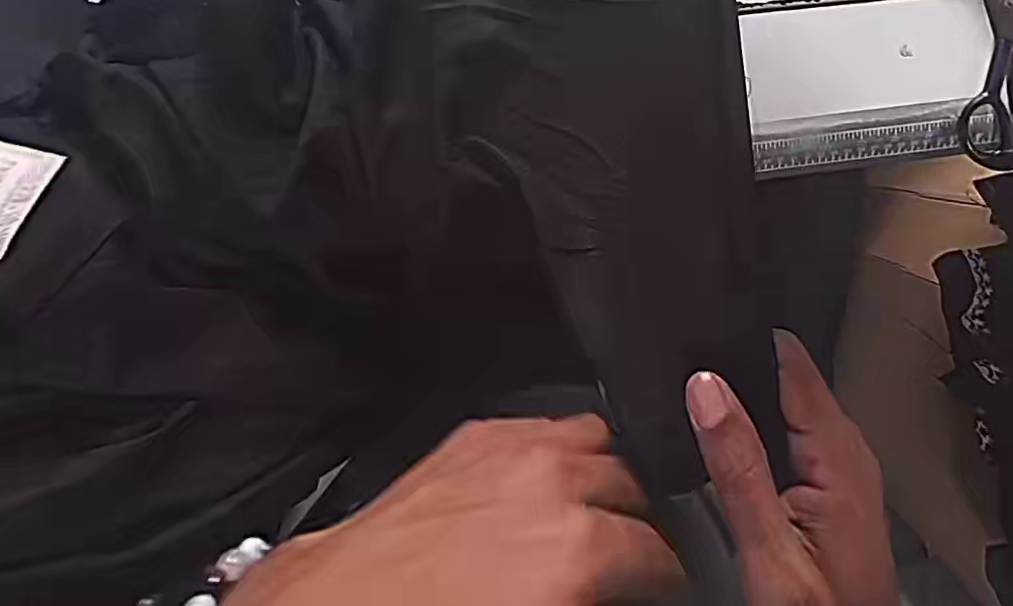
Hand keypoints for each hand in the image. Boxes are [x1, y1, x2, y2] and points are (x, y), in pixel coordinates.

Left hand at [226, 414, 682, 605]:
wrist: (343, 605)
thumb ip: (590, 588)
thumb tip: (613, 581)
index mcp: (576, 546)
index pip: (657, 551)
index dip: (670, 571)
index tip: (667, 579)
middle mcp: (553, 480)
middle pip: (633, 482)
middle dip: (643, 517)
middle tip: (639, 545)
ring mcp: (514, 446)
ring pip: (595, 435)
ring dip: (607, 468)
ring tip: (603, 498)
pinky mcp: (479, 433)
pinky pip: (543, 424)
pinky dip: (559, 447)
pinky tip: (550, 472)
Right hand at [686, 330, 895, 605]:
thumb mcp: (769, 553)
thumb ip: (737, 465)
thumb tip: (706, 388)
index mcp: (839, 454)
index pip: (792, 361)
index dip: (745, 340)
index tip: (704, 335)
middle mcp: (847, 448)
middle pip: (787, 373)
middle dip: (740, 366)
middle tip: (694, 371)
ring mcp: (839, 461)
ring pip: (785, 396)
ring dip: (745, 392)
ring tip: (704, 395)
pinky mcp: (827, 477)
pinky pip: (787, 422)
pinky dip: (755, 418)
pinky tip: (729, 431)